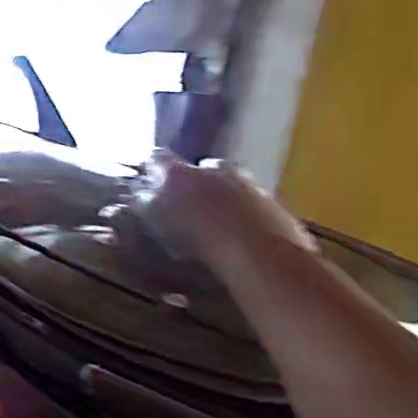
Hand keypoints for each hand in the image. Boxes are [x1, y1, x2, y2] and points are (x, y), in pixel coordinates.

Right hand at [135, 153, 314, 266]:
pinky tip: (247, 234)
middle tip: (192, 200)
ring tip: (223, 218)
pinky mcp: (277, 206)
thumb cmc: (198, 240)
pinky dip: (250, 212)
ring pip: (232, 181)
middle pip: (201, 166)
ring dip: (226, 193)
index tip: (149, 179)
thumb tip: (140, 195)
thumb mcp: (158, 223)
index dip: (152, 167)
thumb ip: (145, 204)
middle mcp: (213, 170)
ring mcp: (249, 185)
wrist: (262, 259)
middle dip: (196, 179)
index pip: (156, 157)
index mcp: (178, 173)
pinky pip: (258, 202)